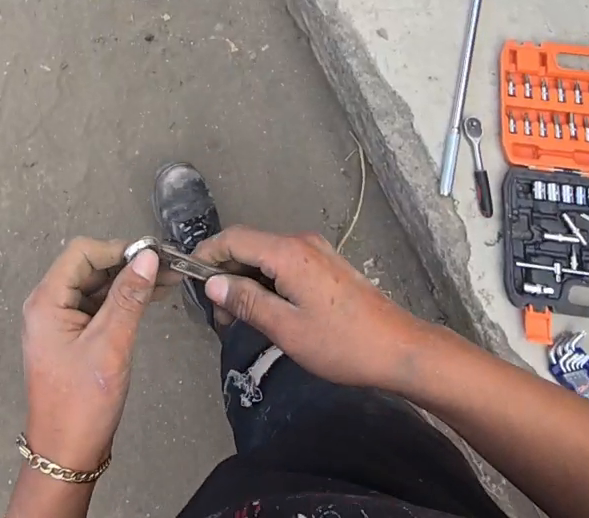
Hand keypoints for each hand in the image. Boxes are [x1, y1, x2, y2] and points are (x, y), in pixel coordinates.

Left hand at [18, 238, 165, 471]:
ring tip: (167, 280)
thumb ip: (129, 297)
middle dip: (127, 264)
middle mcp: (48, 304)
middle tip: (167, 267)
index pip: (82, 253)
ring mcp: (59, 321)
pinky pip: (97, 305)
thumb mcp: (110, 345)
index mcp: (46, 301)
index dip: (118, 249)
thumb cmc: (83, 403)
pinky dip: (122, 300)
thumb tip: (148, 256)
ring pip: (96, 285)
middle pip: (89, 266)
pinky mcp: (71, 336)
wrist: (66, 457)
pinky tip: (150, 298)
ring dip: (129, 281)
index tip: (153, 257)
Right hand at [193, 226, 444, 392]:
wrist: (400, 349)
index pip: (234, 238)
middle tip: (217, 314)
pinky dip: (267, 281)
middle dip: (226, 273)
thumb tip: (212, 284)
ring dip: (246, 280)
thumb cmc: (341, 343)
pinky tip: (265, 310)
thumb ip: (247, 302)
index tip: (188, 277)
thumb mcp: (286, 329)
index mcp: (288, 252)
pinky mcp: (327, 266)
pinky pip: (285, 264)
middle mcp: (301, 243)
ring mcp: (317, 252)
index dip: (207, 254)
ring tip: (238, 318)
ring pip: (267, 256)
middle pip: (250, 245)